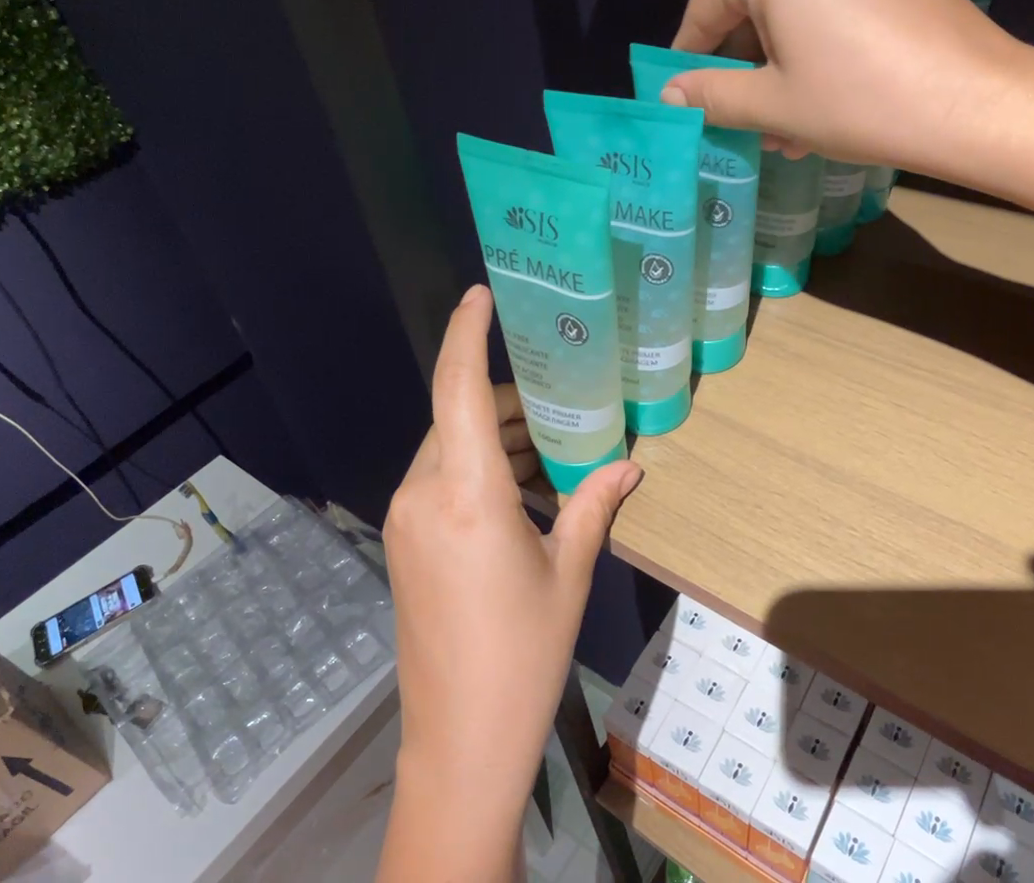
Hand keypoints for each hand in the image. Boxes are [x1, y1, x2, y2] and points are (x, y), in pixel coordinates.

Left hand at [381, 285, 642, 857]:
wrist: (460, 738)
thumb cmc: (523, 654)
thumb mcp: (568, 574)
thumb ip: (592, 506)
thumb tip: (629, 466)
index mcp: (464, 494)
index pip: (456, 388)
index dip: (466, 333)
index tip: (481, 295)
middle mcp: (422, 494)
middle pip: (457, 418)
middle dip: (505, 403)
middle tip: (562, 408)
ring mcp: (405, 520)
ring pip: (448, 450)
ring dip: (493, 441)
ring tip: (552, 454)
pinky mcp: (404, 544)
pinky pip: (440, 483)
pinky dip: (477, 472)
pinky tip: (523, 493)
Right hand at [660, 0, 1024, 184]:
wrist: (972, 100)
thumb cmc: (856, 99)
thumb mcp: (771, 103)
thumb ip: (711, 94)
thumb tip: (670, 96)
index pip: (706, 6)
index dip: (689, 59)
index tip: (682, 99)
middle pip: (751, 0)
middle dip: (744, 65)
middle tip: (740, 120)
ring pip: (793, 2)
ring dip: (780, 62)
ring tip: (782, 126)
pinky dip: (815, 42)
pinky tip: (819, 97)